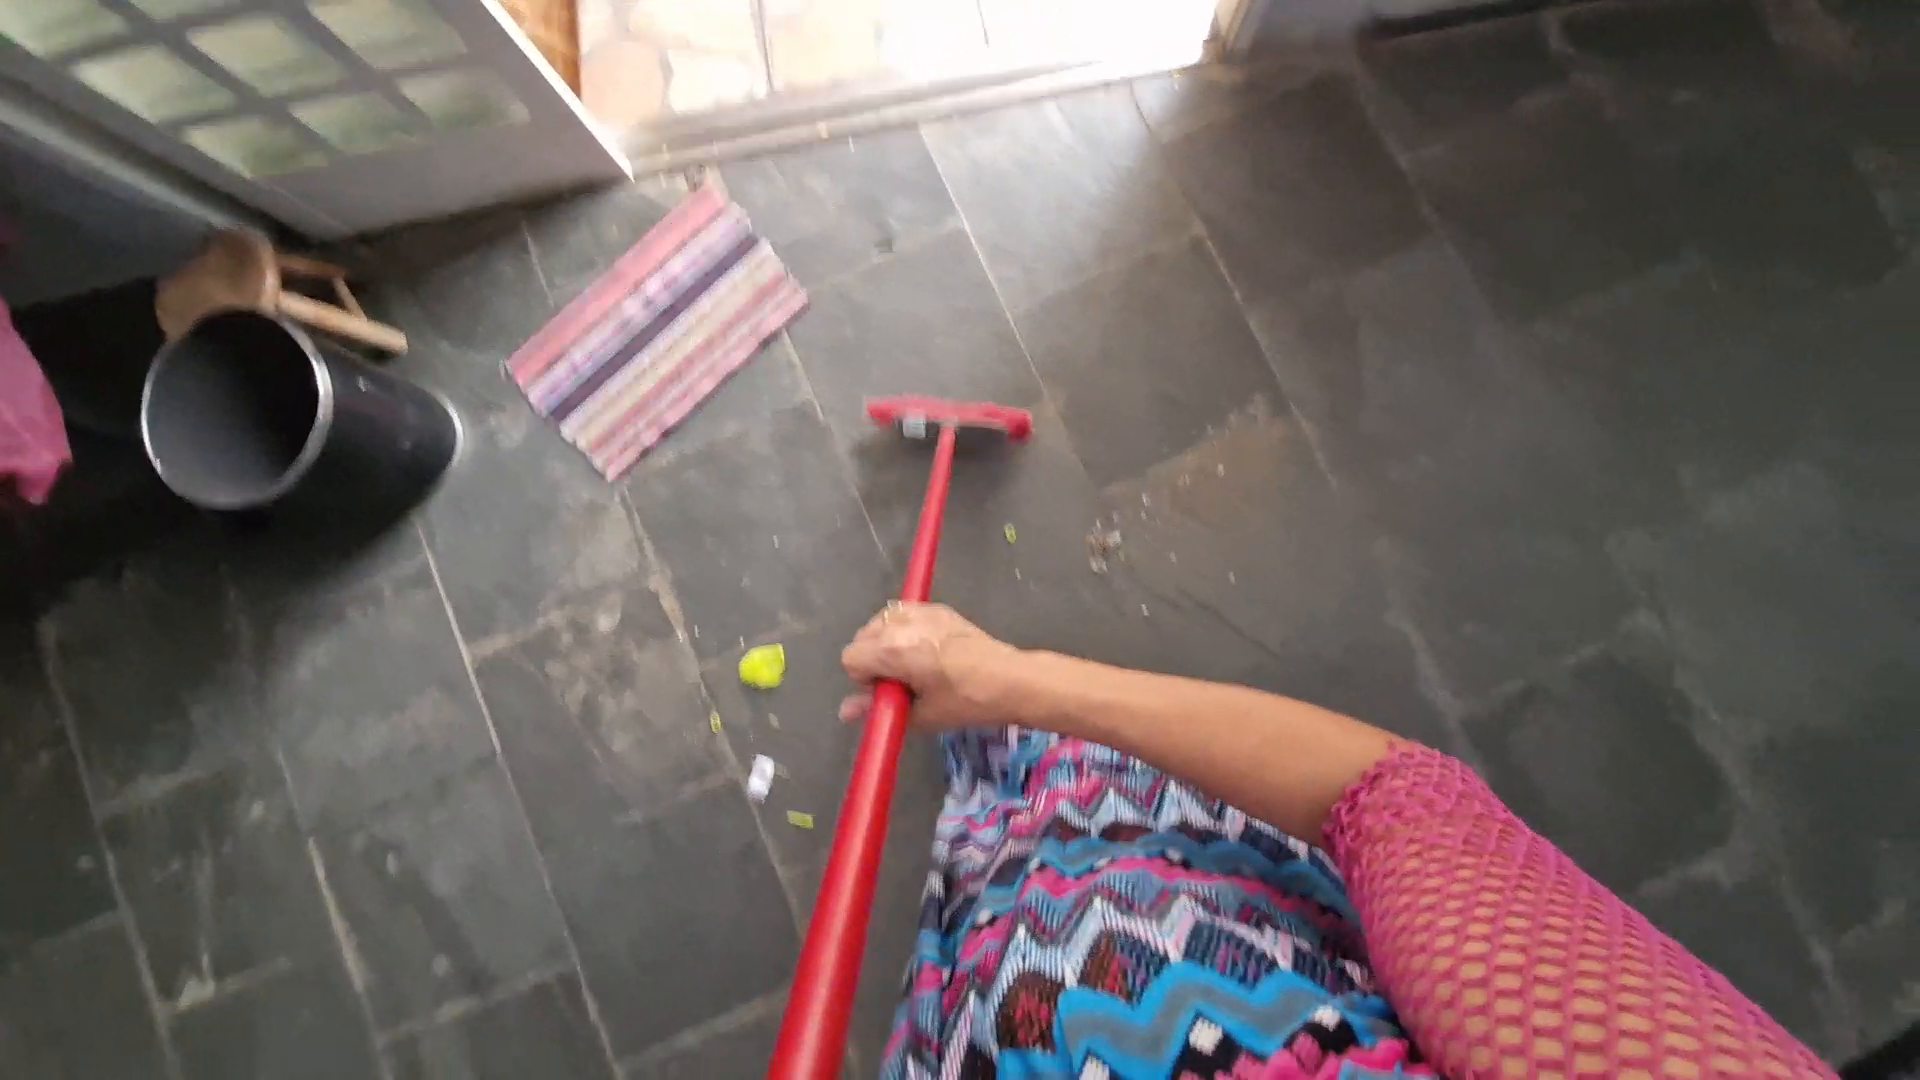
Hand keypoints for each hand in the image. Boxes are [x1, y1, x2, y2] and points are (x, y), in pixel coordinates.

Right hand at [838, 602, 1023, 731]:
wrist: (1008, 679)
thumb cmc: (963, 701)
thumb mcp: (918, 713)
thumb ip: (877, 709)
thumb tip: (845, 712)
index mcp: (892, 648)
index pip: (851, 658)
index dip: (864, 680)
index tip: (889, 693)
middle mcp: (900, 622)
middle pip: (863, 637)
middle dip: (873, 660)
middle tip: (901, 682)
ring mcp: (920, 610)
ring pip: (881, 623)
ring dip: (886, 643)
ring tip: (913, 665)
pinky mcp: (938, 608)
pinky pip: (904, 615)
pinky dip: (904, 630)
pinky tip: (926, 649)